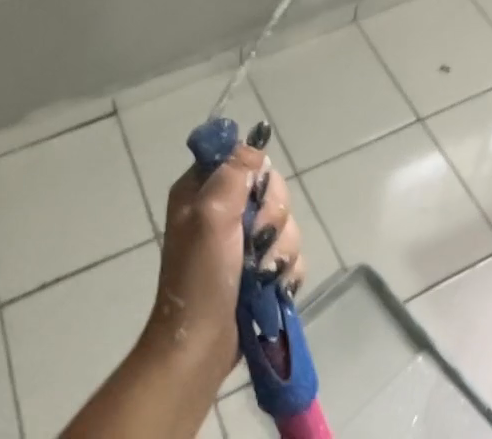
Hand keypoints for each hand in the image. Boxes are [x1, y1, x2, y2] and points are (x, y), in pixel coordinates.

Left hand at [145, 125, 304, 385]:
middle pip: (271, 190)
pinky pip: (292, 254)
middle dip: (272, 217)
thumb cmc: (199, 277)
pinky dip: (286, 271)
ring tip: (261, 273)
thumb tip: (253, 147)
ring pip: (286, 224)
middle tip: (256, 239)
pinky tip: (273, 286)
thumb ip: (232, 175)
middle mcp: (222, 210)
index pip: (240, 159)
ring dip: (279, 250)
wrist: (202, 344)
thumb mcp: (209, 216)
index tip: (252, 197)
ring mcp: (244, 241)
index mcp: (202, 190)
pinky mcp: (262, 268)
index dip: (255, 174)